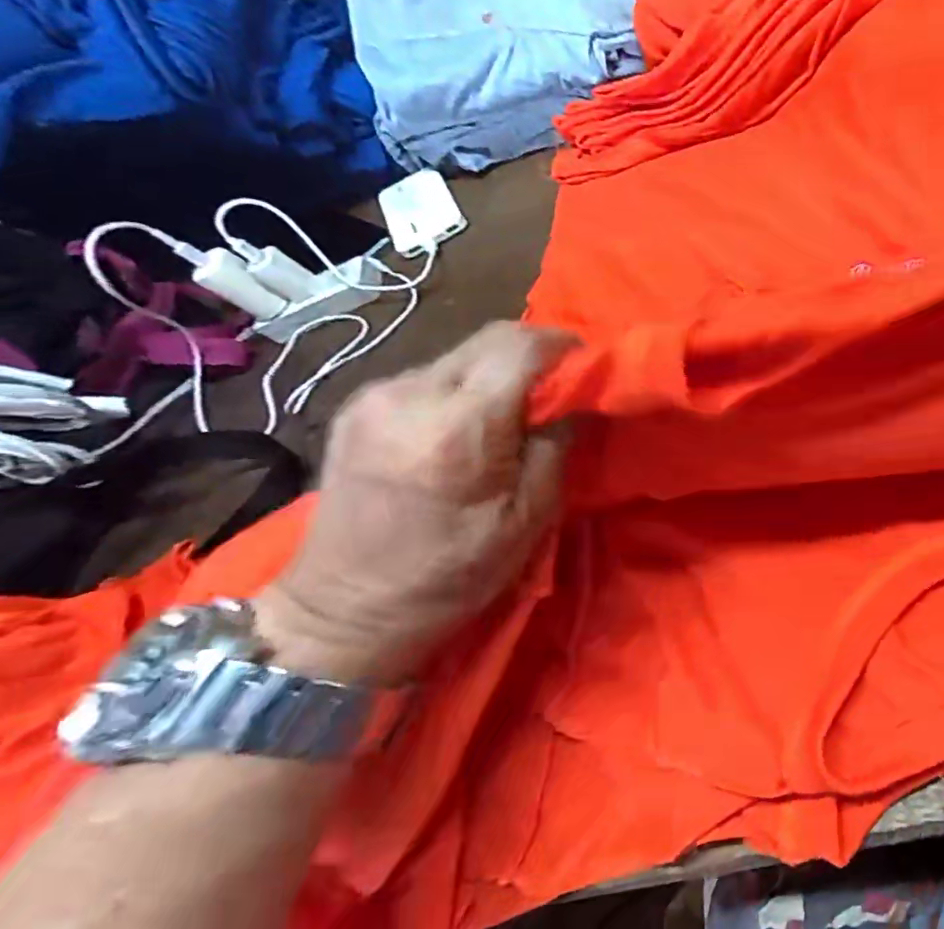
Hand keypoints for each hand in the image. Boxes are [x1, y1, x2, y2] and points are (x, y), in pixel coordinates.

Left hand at [252, 322, 578, 683]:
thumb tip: (577, 398)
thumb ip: (556, 442)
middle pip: (491, 338)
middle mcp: (409, 395)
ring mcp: (375, 395)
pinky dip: (469, 383)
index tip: (592, 368)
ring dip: (502, 368)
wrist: (345, 610)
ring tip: (521, 407)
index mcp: (457, 426)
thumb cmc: (455, 572)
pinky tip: (475, 419)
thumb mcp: (532, 514)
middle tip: (566, 385)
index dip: (566, 347)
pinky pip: (433, 372)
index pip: (521, 346)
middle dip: (538, 352)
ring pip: (463, 352)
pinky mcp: (358, 404)